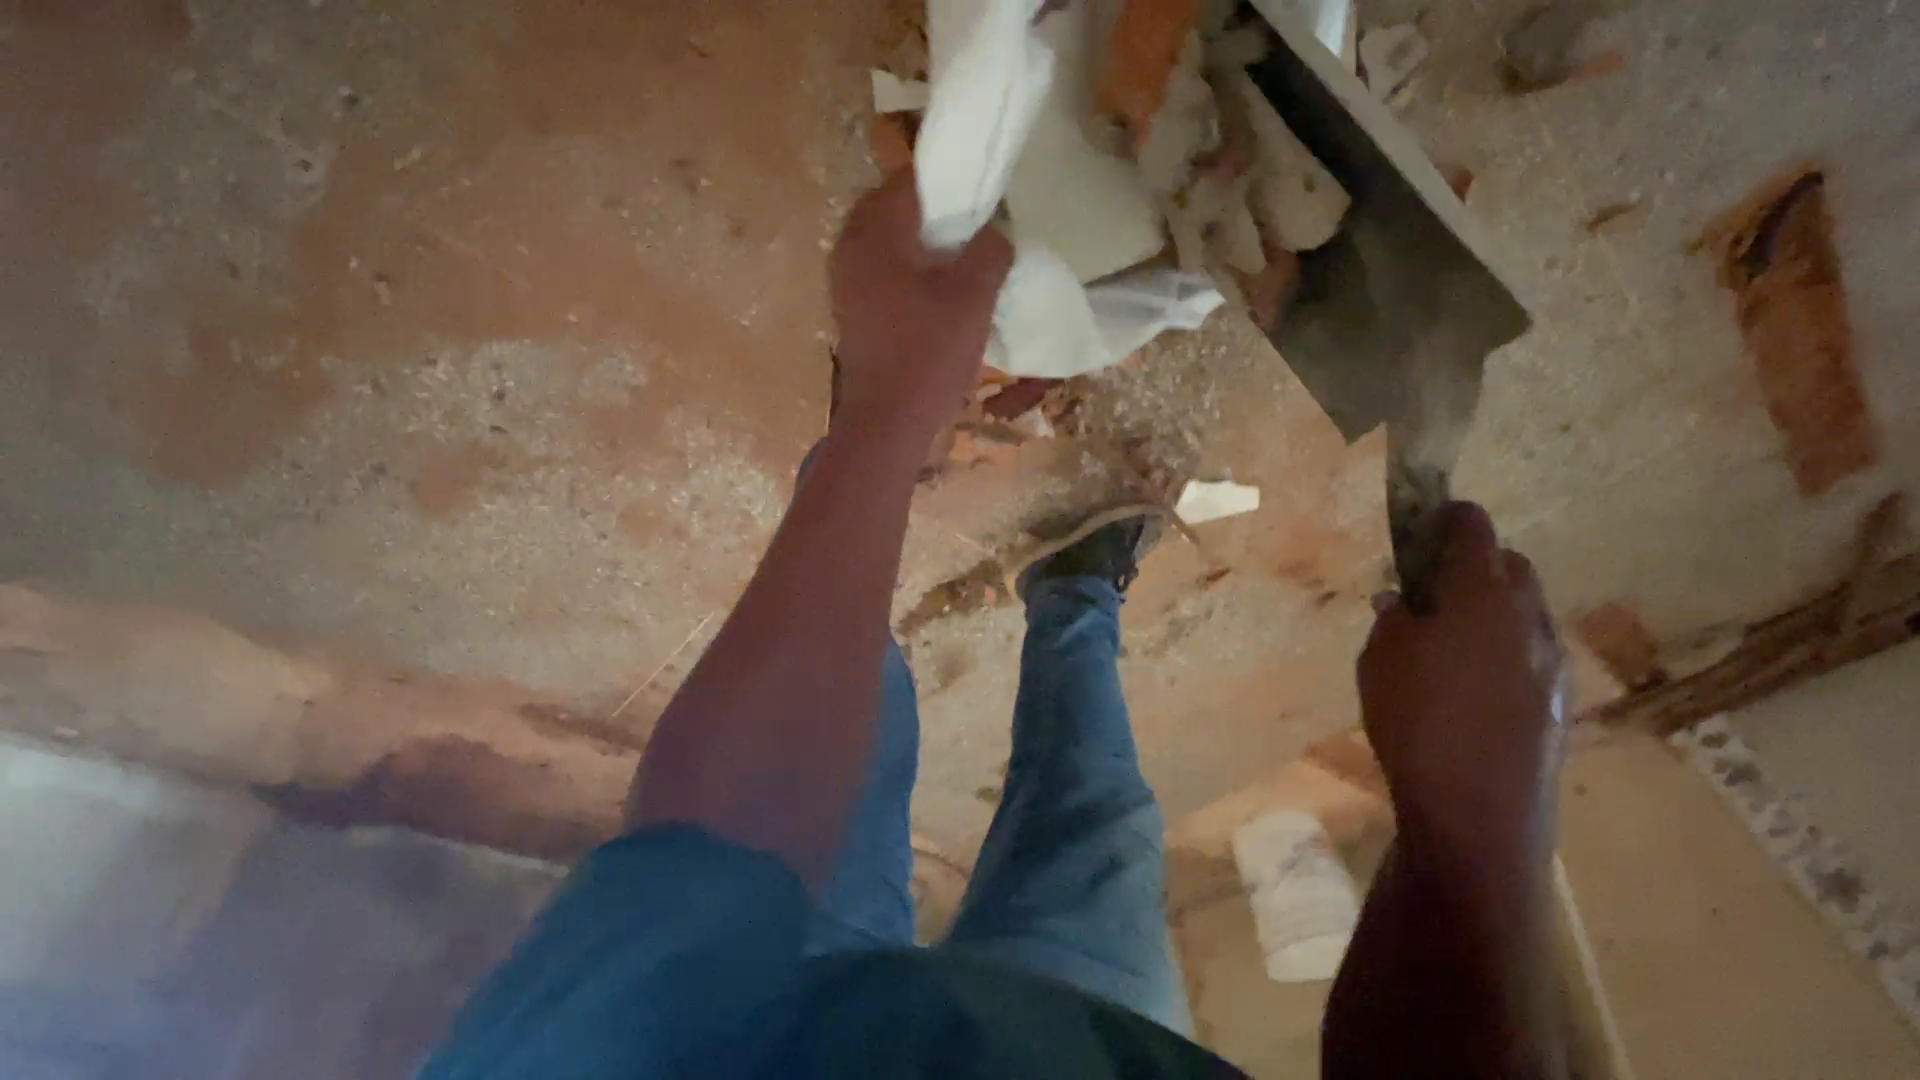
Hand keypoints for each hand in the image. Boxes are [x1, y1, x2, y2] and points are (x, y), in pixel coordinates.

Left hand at [829, 170, 1012, 438]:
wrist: (887, 424)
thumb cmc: (928, 354)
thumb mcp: (973, 297)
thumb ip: (989, 251)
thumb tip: (995, 233)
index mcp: (873, 234)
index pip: (909, 181)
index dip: (948, 180)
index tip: (982, 194)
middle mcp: (849, 250)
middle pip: (891, 210)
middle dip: (931, 213)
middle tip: (972, 228)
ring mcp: (844, 285)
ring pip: (885, 244)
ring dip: (919, 244)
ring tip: (959, 261)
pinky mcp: (851, 314)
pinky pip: (880, 274)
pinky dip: (907, 273)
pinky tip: (937, 294)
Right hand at [1357, 502, 1567, 862]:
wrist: (1478, 810)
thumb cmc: (1416, 720)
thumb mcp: (1380, 661)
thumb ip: (1393, 620)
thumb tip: (1402, 600)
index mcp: (1481, 594)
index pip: (1472, 529)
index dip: (1449, 516)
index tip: (1425, 520)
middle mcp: (1528, 616)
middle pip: (1511, 565)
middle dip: (1476, 562)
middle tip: (1434, 585)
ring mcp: (1552, 660)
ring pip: (1527, 610)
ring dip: (1494, 607)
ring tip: (1451, 637)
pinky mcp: (1559, 700)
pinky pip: (1532, 651)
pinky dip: (1505, 646)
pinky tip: (1473, 682)